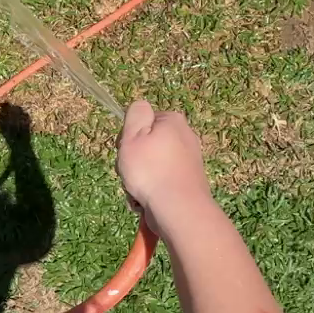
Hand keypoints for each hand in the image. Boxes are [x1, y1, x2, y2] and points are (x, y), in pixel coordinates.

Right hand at [115, 100, 216, 237]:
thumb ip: (135, 115)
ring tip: (137, 189)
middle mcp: (185, 136)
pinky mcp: (188, 180)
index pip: (142, 121)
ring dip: (139, 177)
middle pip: (147, 144)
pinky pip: (160, 180)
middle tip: (130, 171)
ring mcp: (188, 159)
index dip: (129, 135)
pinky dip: (150, 189)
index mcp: (172, 121)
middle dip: (134, 159)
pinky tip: (146, 199)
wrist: (178, 207)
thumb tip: (140, 105)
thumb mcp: (133, 136)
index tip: (125, 150)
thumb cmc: (150, 170)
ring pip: (151, 164)